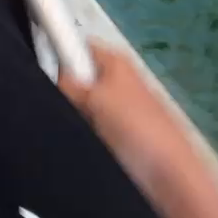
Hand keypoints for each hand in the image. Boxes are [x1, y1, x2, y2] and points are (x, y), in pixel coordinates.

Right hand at [60, 43, 217, 217]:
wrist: (172, 174)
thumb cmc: (134, 125)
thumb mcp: (94, 98)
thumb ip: (68, 81)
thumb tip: (56, 75)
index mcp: (115, 59)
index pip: (76, 43)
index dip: (59, 53)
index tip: (45, 72)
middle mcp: (120, 77)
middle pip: (79, 76)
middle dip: (68, 91)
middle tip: (64, 107)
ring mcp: (124, 106)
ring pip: (85, 105)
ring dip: (79, 117)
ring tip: (80, 131)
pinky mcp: (127, 133)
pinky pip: (96, 128)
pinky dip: (91, 135)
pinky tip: (92, 145)